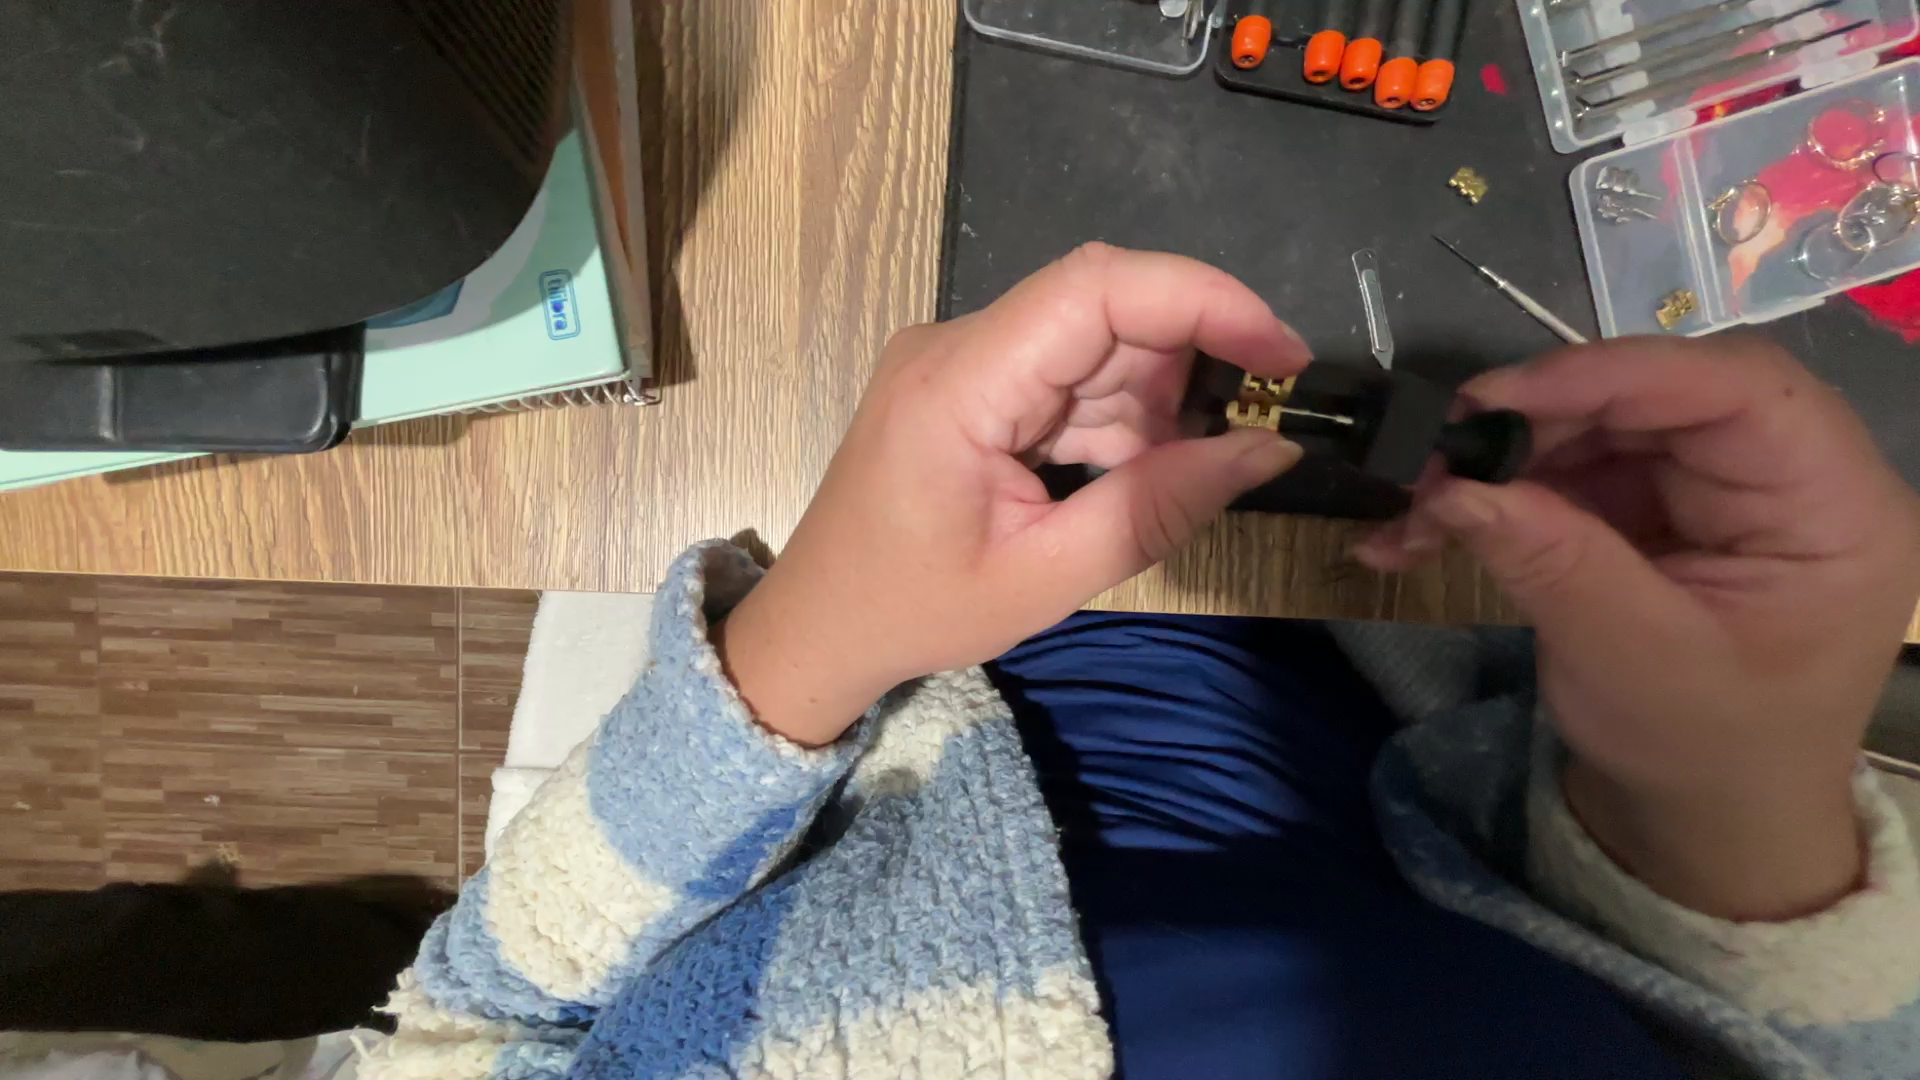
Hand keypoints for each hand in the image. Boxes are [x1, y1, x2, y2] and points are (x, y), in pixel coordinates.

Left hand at [716, 244, 1309, 745]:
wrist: (821, 624)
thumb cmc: (915, 612)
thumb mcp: (1043, 577)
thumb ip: (1154, 509)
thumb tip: (1266, 450)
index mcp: (957, 384)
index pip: (1094, 289)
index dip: (1202, 299)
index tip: (1282, 354)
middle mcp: (953, 348)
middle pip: (1097, 312)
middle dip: (1185, 364)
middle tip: (1242, 434)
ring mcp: (955, 363)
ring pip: (1085, 347)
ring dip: (1150, 401)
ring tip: (1176, 475)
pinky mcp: (963, 387)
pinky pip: (1057, 379)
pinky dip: (1109, 419)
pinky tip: (1130, 470)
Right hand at [1357, 335, 1919, 920]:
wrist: (1694, 801)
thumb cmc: (1697, 742)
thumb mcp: (1627, 656)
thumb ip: (1548, 561)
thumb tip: (1448, 487)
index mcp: (1823, 508)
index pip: (1734, 391)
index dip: (1610, 375)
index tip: (1488, 401)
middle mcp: (1762, 479)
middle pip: (1641, 402)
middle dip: (1523, 427)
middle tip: (1428, 464)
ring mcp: (1688, 493)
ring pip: (1577, 434)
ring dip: (1482, 468)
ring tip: (1408, 516)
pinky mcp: (1627, 513)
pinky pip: (1544, 479)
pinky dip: (1474, 502)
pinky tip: (1410, 536)